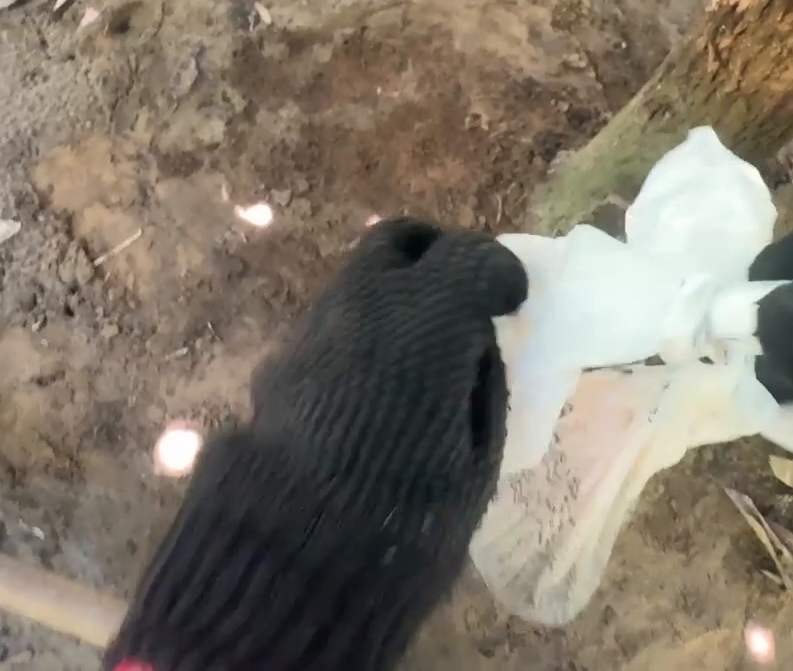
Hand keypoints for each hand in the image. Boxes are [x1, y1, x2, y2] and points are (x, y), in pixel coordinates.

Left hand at [104, 218, 524, 670]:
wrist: (289, 554)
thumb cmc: (406, 512)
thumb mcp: (475, 453)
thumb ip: (478, 378)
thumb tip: (470, 344)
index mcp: (427, 317)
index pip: (471, 256)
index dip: (499, 272)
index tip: (511, 300)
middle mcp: (365, 300)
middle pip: (400, 239)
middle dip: (435, 256)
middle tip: (456, 294)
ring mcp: (314, 323)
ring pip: (360, 279)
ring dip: (392, 297)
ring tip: (410, 350)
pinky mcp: (281, 355)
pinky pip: (332, 323)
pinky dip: (360, 334)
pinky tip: (366, 385)